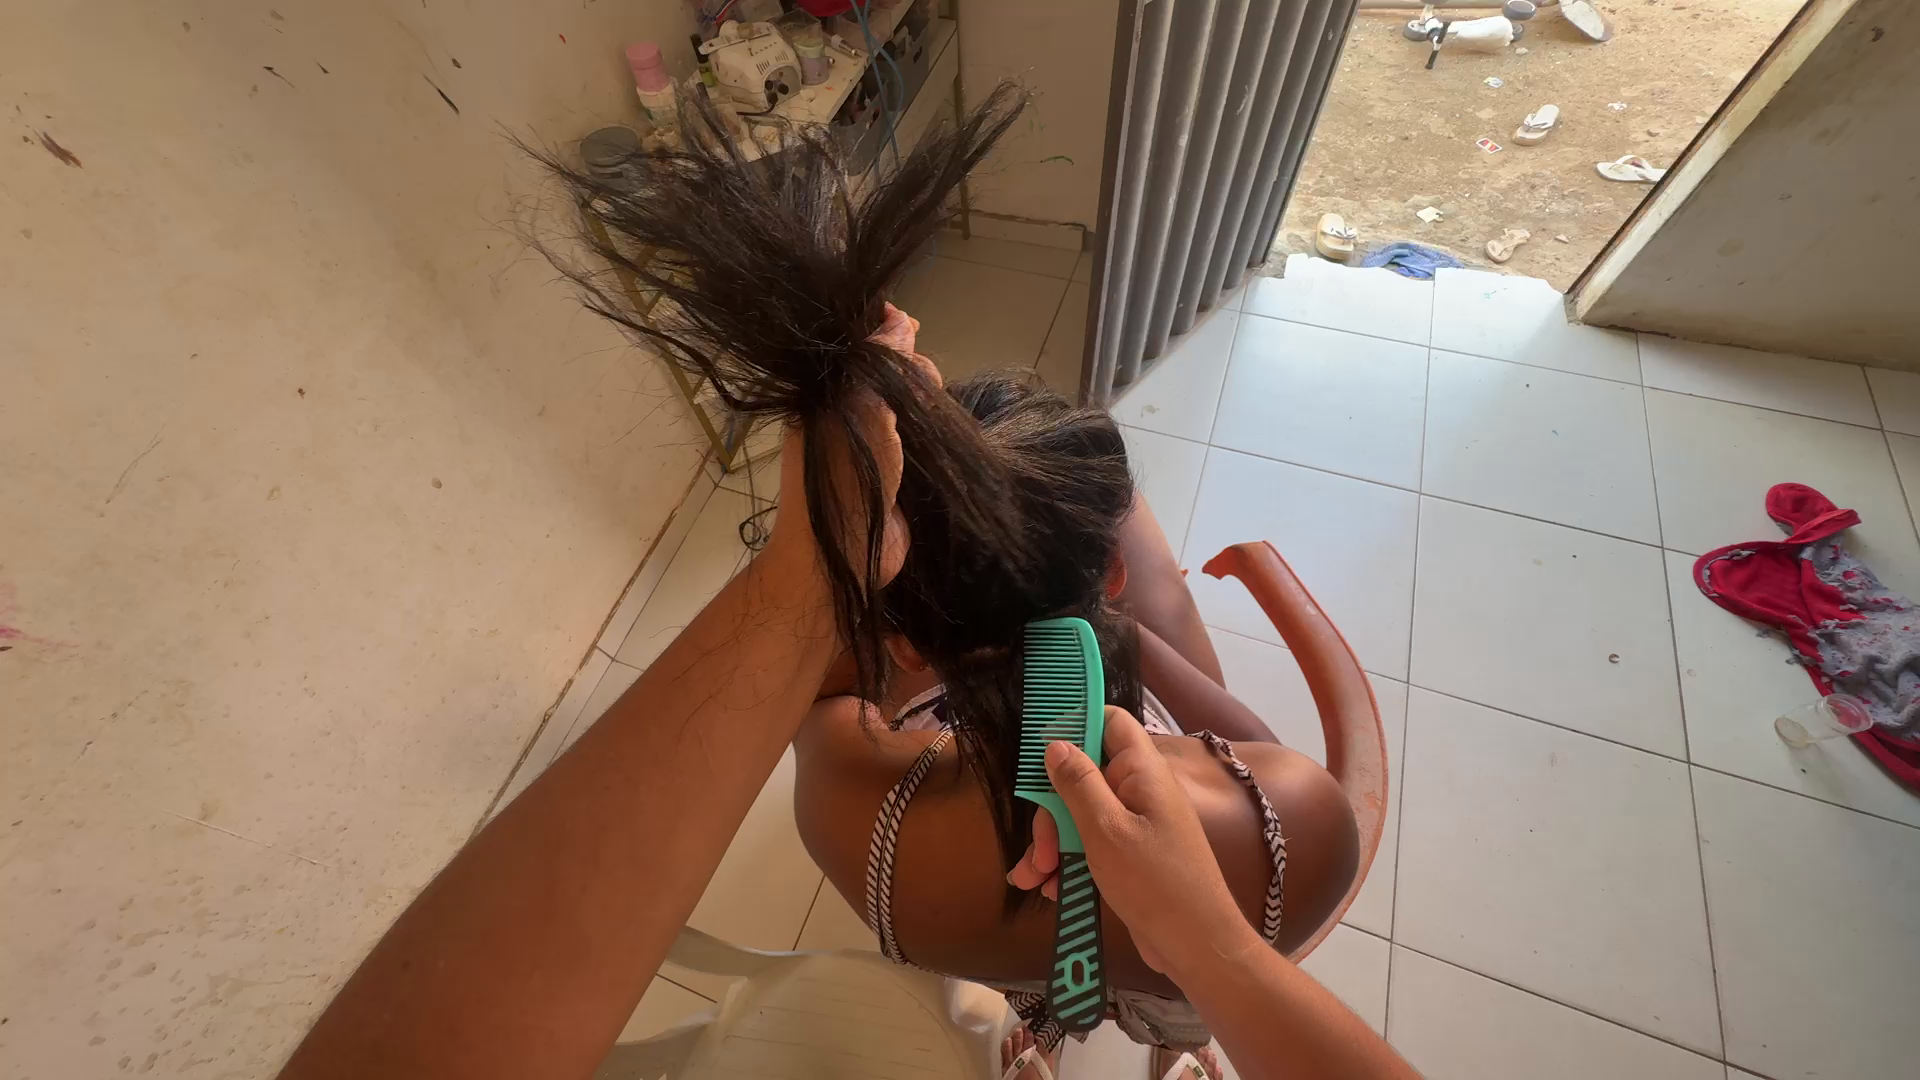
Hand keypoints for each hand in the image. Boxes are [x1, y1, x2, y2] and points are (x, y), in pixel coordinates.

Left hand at [765, 303, 940, 586]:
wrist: (843, 558)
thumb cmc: (842, 481)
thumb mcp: (860, 411)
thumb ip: (878, 365)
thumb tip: (896, 317)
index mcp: (822, 397)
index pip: (858, 349)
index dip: (886, 334)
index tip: (912, 330)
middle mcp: (842, 415)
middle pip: (886, 373)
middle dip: (911, 368)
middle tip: (924, 383)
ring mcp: (868, 444)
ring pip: (905, 404)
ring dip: (925, 400)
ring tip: (933, 405)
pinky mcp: (892, 471)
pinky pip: (915, 436)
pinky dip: (931, 428)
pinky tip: (941, 426)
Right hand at [1007, 707, 1261, 979]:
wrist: (1198, 950)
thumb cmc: (1155, 883)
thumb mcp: (1106, 831)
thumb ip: (1078, 783)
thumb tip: (1055, 743)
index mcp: (1142, 770)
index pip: (1111, 721)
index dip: (1077, 721)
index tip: (1040, 742)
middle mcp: (1139, 789)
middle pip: (1084, 774)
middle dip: (1053, 809)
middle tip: (1040, 846)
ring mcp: (1135, 821)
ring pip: (1081, 813)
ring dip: (1054, 842)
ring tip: (1032, 877)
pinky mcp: (1130, 853)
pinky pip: (1091, 842)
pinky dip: (1068, 861)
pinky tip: (1050, 888)